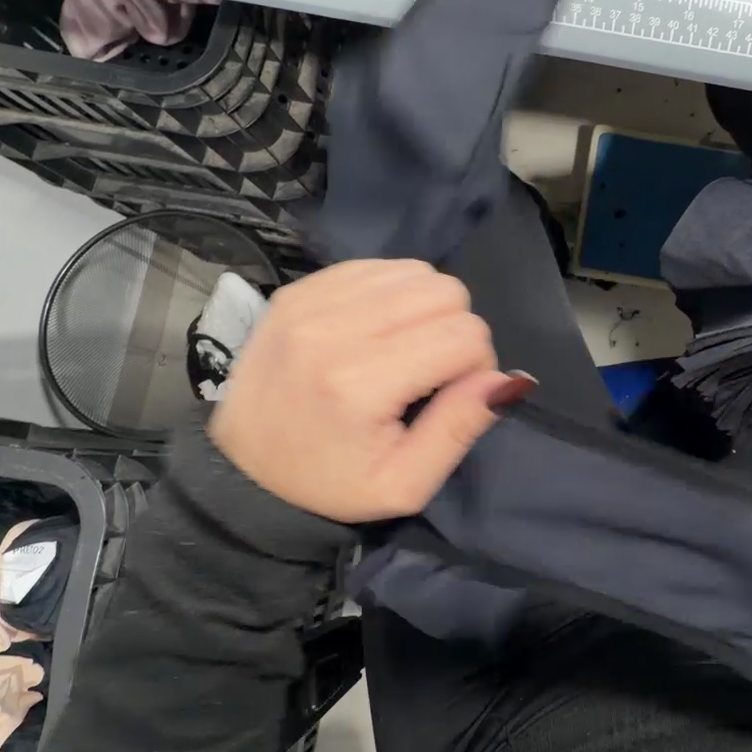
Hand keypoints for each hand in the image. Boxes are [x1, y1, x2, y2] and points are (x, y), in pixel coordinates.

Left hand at [208, 259, 532, 522]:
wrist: (242, 476)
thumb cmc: (331, 486)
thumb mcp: (406, 484)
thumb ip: (460, 429)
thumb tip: (508, 379)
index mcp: (359, 383)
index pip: (465, 336)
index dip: (477, 367)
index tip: (451, 396)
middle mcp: (332, 328)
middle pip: (445, 291)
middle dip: (455, 331)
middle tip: (430, 371)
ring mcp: (310, 301)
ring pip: (416, 270)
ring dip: (426, 308)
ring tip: (403, 350)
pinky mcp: (298, 289)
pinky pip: (377, 265)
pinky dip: (393, 293)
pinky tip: (378, 331)